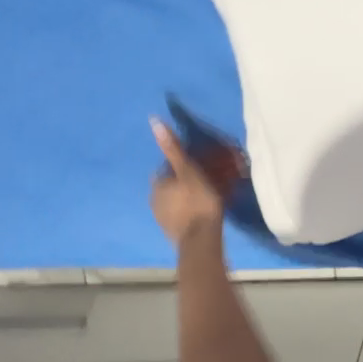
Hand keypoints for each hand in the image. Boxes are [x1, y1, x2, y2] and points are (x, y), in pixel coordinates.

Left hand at [149, 117, 245, 246]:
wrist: (201, 239)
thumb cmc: (197, 200)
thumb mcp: (188, 170)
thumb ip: (173, 149)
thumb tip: (153, 122)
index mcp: (157, 184)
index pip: (168, 167)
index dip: (185, 165)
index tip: (202, 166)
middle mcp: (154, 199)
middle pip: (171, 183)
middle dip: (185, 181)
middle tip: (208, 180)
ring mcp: (162, 217)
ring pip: (176, 199)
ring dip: (187, 196)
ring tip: (209, 196)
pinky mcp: (171, 231)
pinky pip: (180, 214)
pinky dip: (189, 210)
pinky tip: (203, 211)